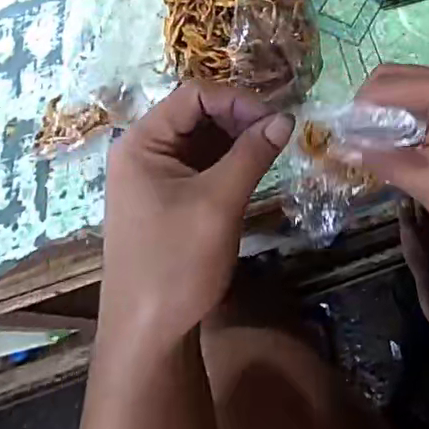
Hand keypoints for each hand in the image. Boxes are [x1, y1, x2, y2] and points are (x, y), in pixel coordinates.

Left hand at [101, 84, 293, 347]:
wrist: (148, 333)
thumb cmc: (175, 263)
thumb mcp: (218, 203)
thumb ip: (252, 154)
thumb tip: (286, 118)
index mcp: (141, 143)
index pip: (193, 95)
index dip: (236, 100)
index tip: (274, 120)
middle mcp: (144, 151)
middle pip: (198, 114)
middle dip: (239, 119)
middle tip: (278, 136)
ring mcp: (156, 176)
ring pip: (203, 139)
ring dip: (238, 140)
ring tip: (272, 151)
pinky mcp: (170, 197)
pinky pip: (203, 164)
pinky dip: (230, 161)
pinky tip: (255, 169)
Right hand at [352, 65, 428, 250]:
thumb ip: (383, 159)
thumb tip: (341, 146)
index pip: (381, 87)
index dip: (355, 114)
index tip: (341, 145)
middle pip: (392, 79)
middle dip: (368, 110)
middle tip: (359, 148)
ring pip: (407, 90)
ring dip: (387, 116)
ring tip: (378, 152)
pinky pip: (425, 102)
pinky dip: (407, 120)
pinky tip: (403, 149)